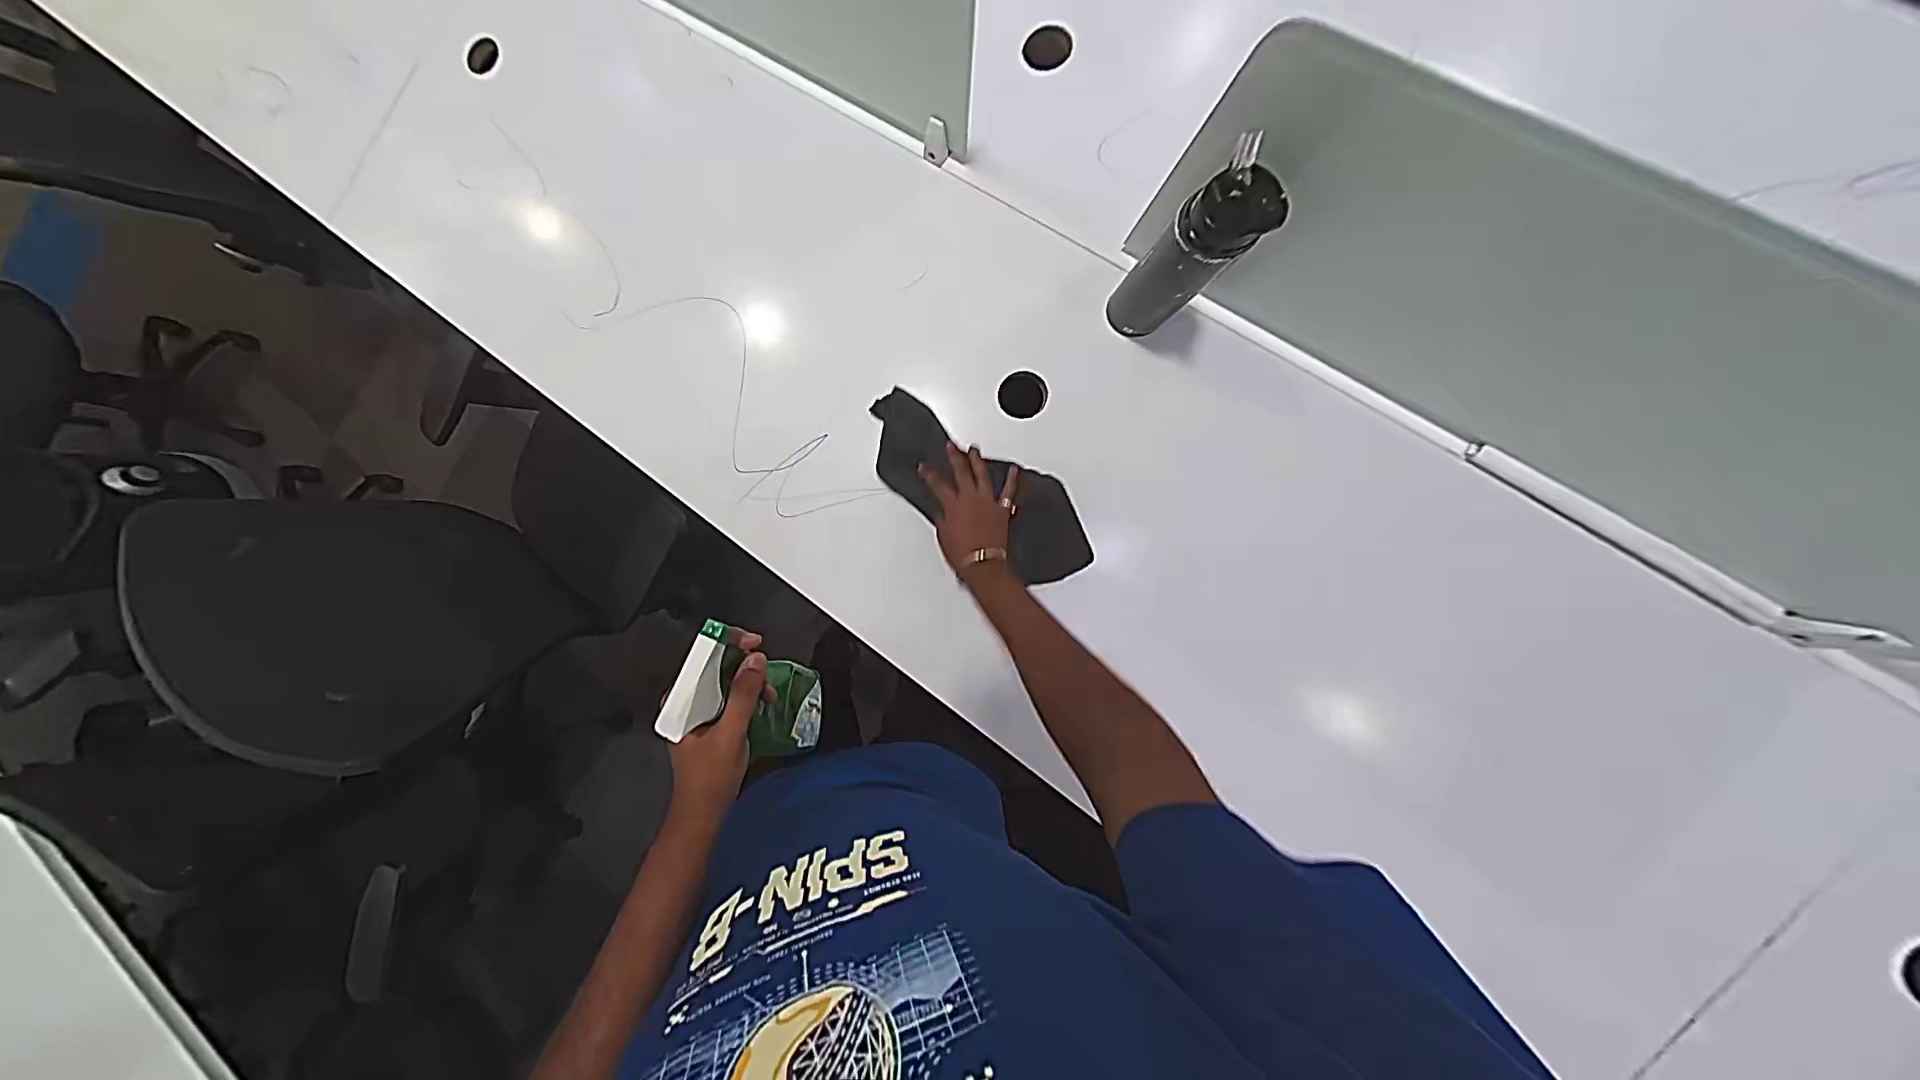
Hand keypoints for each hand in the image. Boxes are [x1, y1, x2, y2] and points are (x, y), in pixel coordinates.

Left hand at [667, 628, 774, 815]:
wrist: (702, 814)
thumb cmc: (710, 780)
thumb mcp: (730, 734)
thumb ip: (743, 696)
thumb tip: (755, 661)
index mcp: (679, 702)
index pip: (702, 658)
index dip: (728, 643)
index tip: (754, 642)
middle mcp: (685, 702)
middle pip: (715, 666)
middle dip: (745, 666)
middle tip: (767, 674)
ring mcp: (696, 711)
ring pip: (725, 680)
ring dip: (750, 682)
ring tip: (767, 696)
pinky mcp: (708, 720)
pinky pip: (729, 695)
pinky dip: (748, 695)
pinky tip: (761, 704)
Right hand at [920, 443, 1018, 584]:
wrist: (983, 565)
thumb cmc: (963, 555)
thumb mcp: (943, 536)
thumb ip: (942, 519)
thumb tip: (940, 512)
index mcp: (953, 506)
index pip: (937, 484)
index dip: (929, 474)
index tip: (925, 467)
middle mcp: (970, 499)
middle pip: (960, 471)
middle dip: (954, 457)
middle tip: (950, 446)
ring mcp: (988, 502)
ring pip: (982, 475)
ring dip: (977, 460)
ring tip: (974, 450)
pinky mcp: (1002, 510)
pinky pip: (1009, 491)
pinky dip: (1012, 480)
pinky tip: (1014, 470)